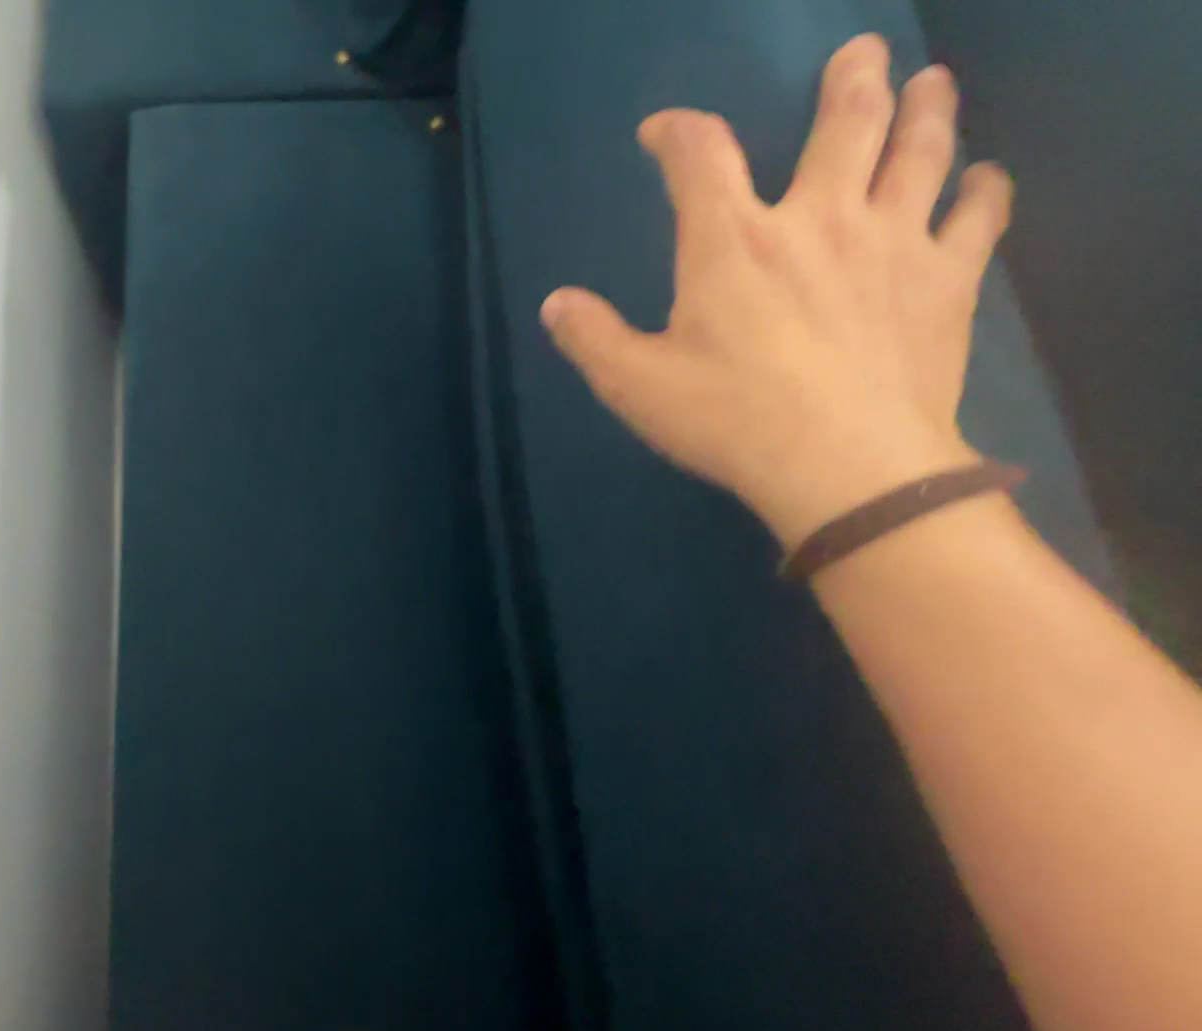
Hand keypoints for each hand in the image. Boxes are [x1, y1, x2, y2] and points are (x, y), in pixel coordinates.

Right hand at [540, 33, 1010, 548]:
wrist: (844, 467)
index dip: (676, 132)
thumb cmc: (729, 419)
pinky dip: (984, 191)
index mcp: (732, 242)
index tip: (661, 132)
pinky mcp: (945, 280)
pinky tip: (984, 177)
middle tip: (857, 53)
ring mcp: (892, 243)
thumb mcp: (634, 384)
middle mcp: (816, 220)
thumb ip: (591, 337)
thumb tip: (555, 303)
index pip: (700, 155)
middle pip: (842, 125)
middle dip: (848, 81)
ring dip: (924, 110)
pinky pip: (977, 218)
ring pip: (920, 152)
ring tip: (929, 84)